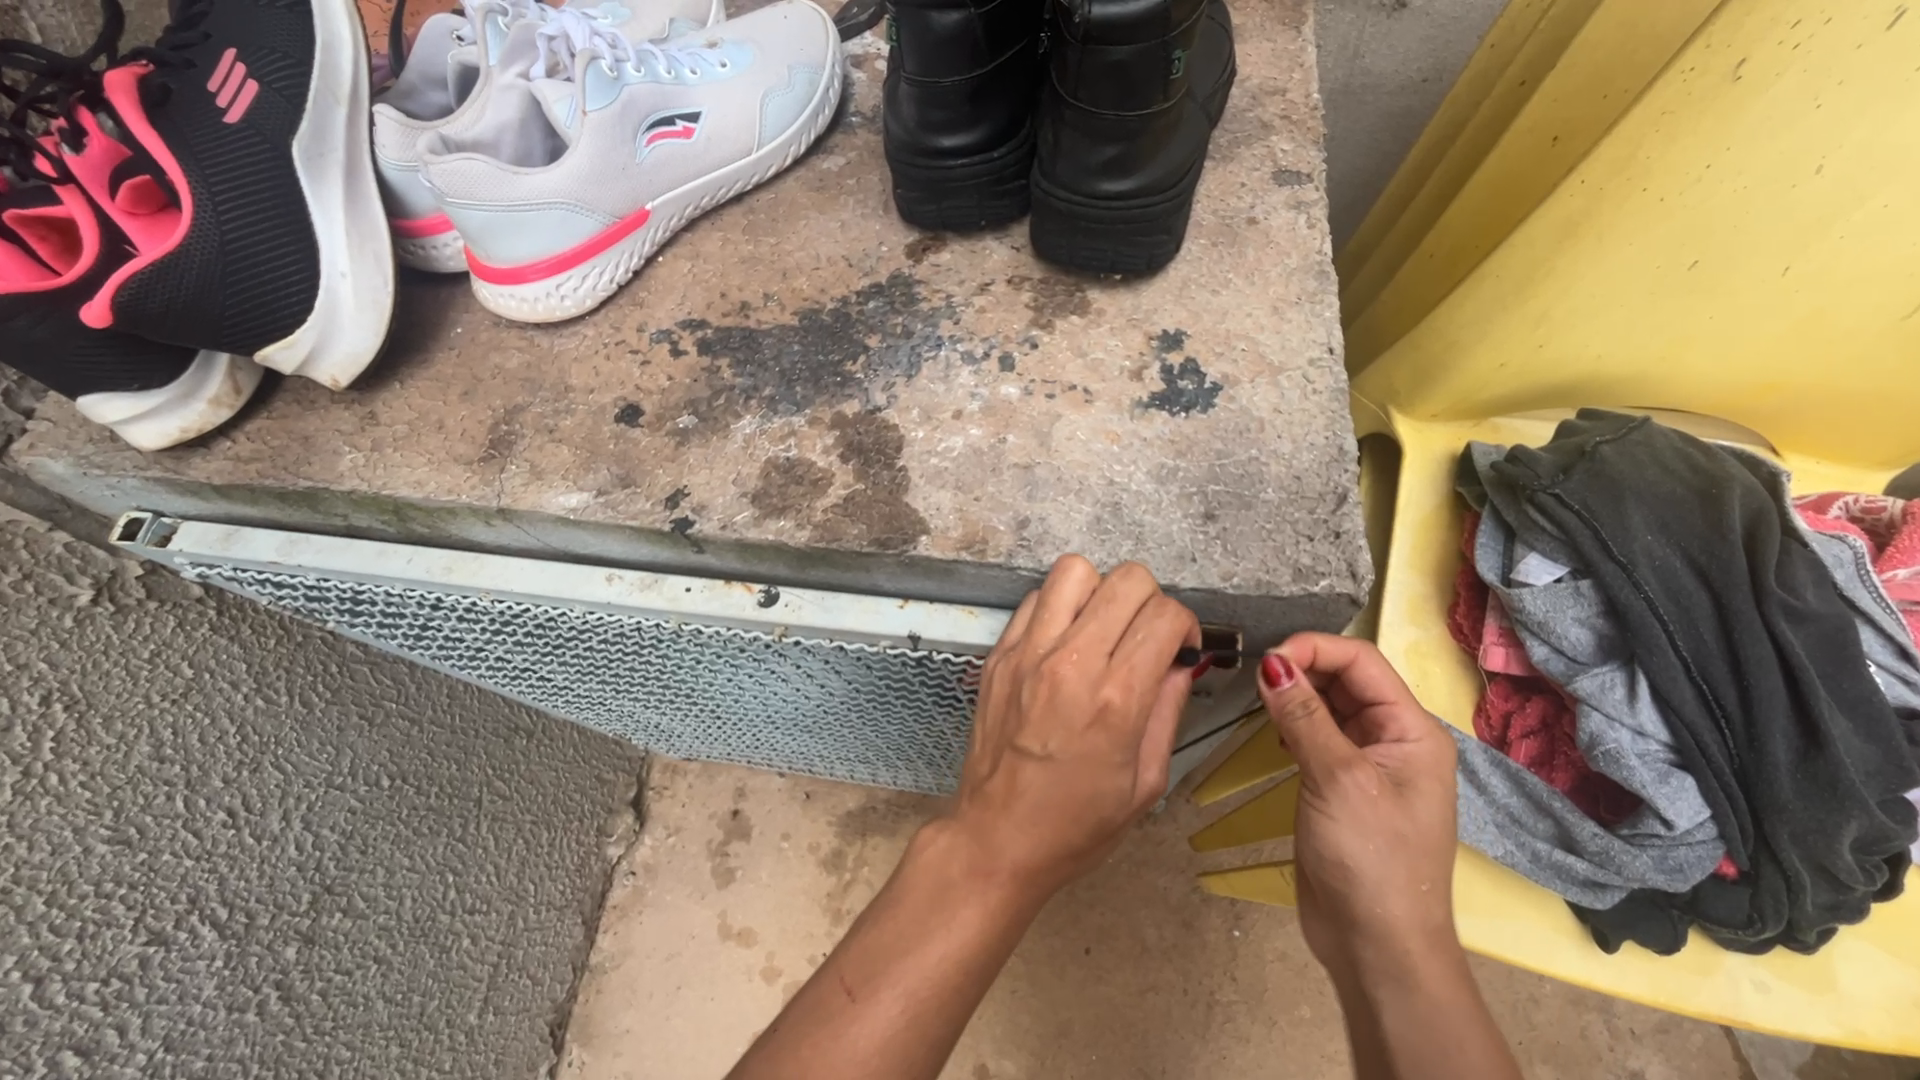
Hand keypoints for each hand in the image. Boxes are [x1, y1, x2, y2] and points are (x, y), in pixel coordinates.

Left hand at [937, 555, 1200, 901]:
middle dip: (1150, 600)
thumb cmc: (1076, 825)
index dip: (1186, 625)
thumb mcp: (1146, 782)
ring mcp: (1027, 653)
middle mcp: (1071, 662)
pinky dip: (1058, 606)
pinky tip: (1064, 641)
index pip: (1165, 615)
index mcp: (1116, 698)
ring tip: (1101, 628)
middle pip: (1127, 579)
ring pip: (1074, 570)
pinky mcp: (998, 654)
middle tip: (1144, 636)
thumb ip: (1168, 709)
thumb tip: (1181, 660)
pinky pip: (1035, 598)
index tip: (1179, 648)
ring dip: (1100, 591)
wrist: (995, 839)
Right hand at [1256, 633, 1459, 985]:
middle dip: (1301, 669)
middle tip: (1254, 680)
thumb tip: (1271, 662)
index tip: (1265, 658)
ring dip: (1293, 696)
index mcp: (1412, 730)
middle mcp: (1393, 739)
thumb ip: (1304, 717)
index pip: (1361, 662)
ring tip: (1258, 701)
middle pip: (1345, 679)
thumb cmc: (1370, 859)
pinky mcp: (1340, 786)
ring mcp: (1366, 764)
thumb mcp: (1337, 780)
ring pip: (1327, 707)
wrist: (1376, 944)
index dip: (1314, 648)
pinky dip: (1291, 725)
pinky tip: (1272, 732)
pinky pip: (1315, 737)